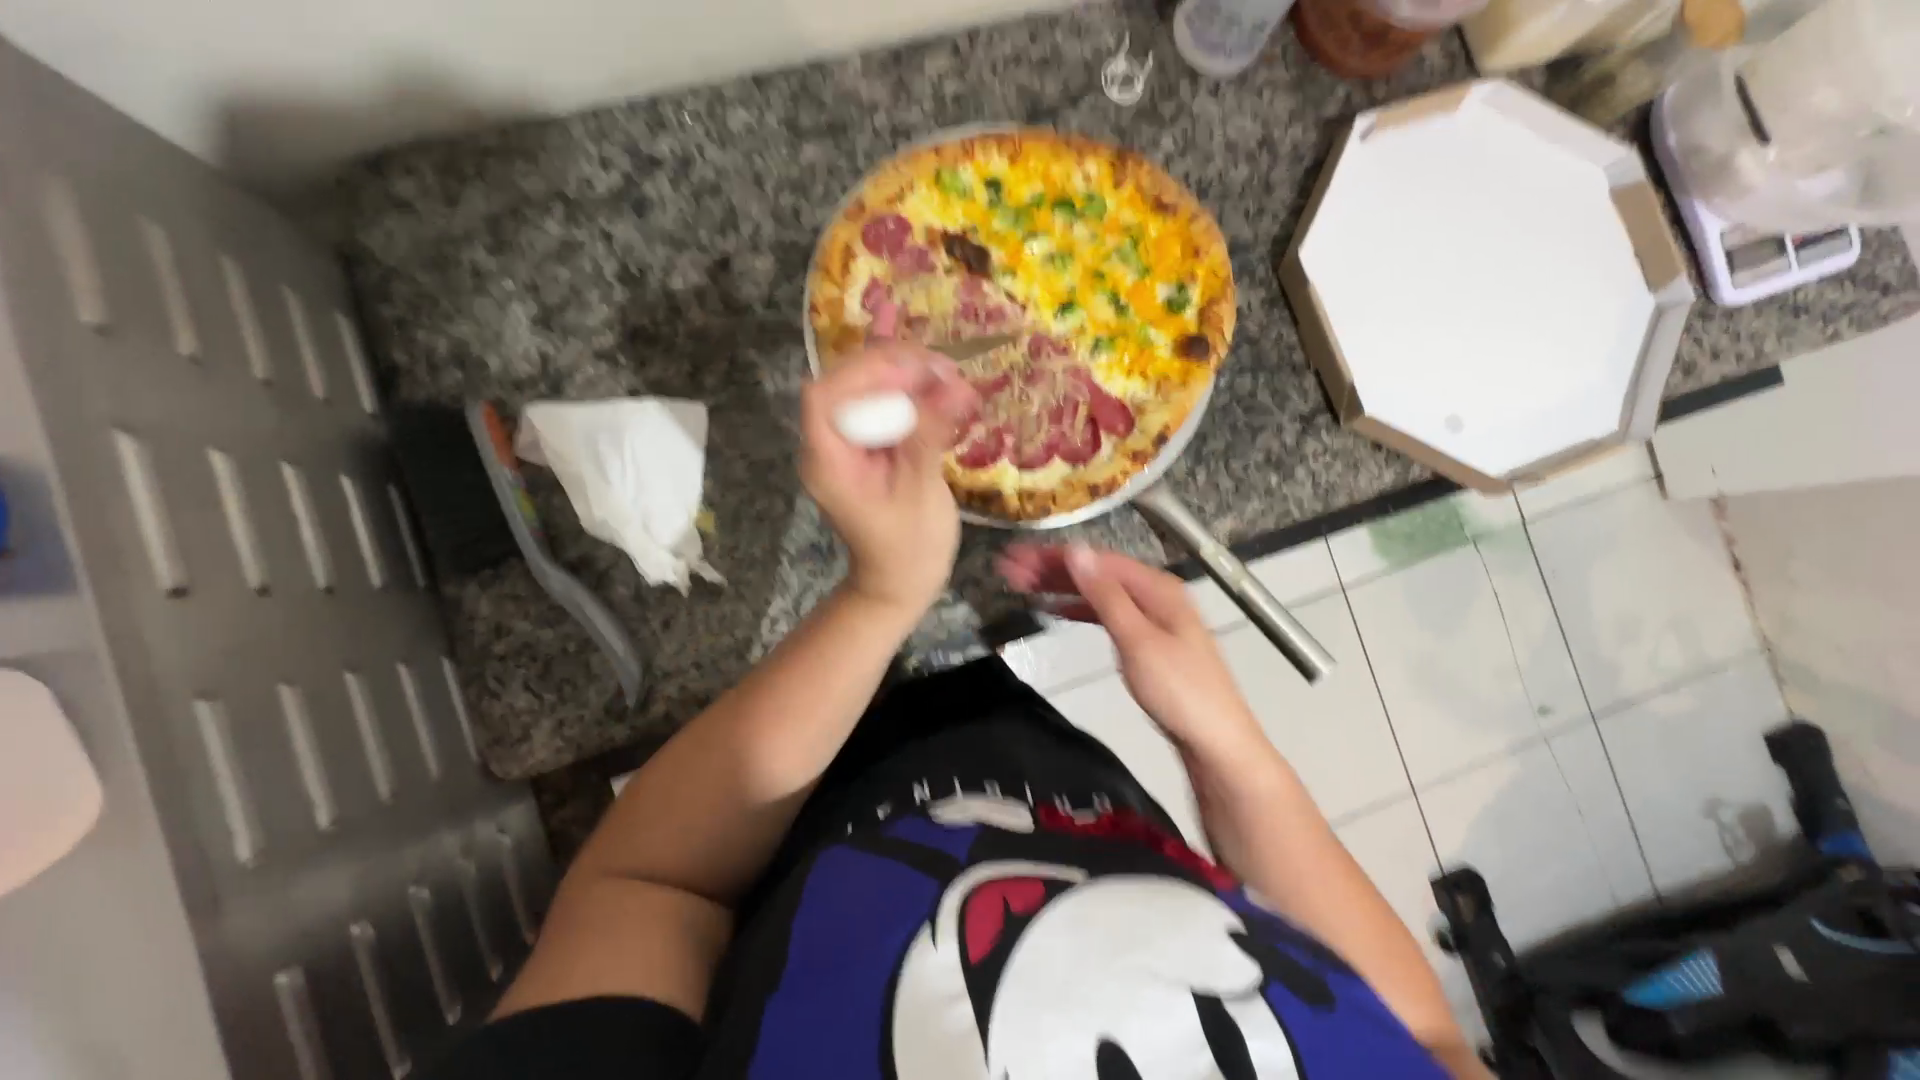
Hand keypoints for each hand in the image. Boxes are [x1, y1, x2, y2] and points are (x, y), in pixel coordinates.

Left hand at [802, 345, 978, 616]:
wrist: (901, 583)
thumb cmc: (908, 550)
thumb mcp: (920, 493)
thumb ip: (929, 435)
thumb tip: (954, 384)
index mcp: (827, 460)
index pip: (825, 396)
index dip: (865, 373)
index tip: (914, 372)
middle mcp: (830, 444)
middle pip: (847, 383)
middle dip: (894, 368)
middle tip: (946, 371)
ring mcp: (849, 443)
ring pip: (868, 388)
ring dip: (909, 377)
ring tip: (952, 380)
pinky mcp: (869, 444)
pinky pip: (885, 405)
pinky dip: (914, 394)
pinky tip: (946, 394)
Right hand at [997, 543, 1265, 758]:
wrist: (1216, 741)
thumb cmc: (1179, 692)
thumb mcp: (1138, 641)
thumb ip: (1105, 596)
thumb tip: (1076, 552)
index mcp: (1157, 588)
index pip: (1097, 560)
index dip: (1054, 556)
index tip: (1016, 556)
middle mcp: (1156, 595)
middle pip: (1098, 572)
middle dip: (1053, 568)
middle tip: (1009, 569)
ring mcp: (1155, 619)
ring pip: (1100, 593)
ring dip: (1062, 587)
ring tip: (1022, 585)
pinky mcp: (1150, 642)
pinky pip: (1107, 614)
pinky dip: (1080, 609)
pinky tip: (1058, 610)